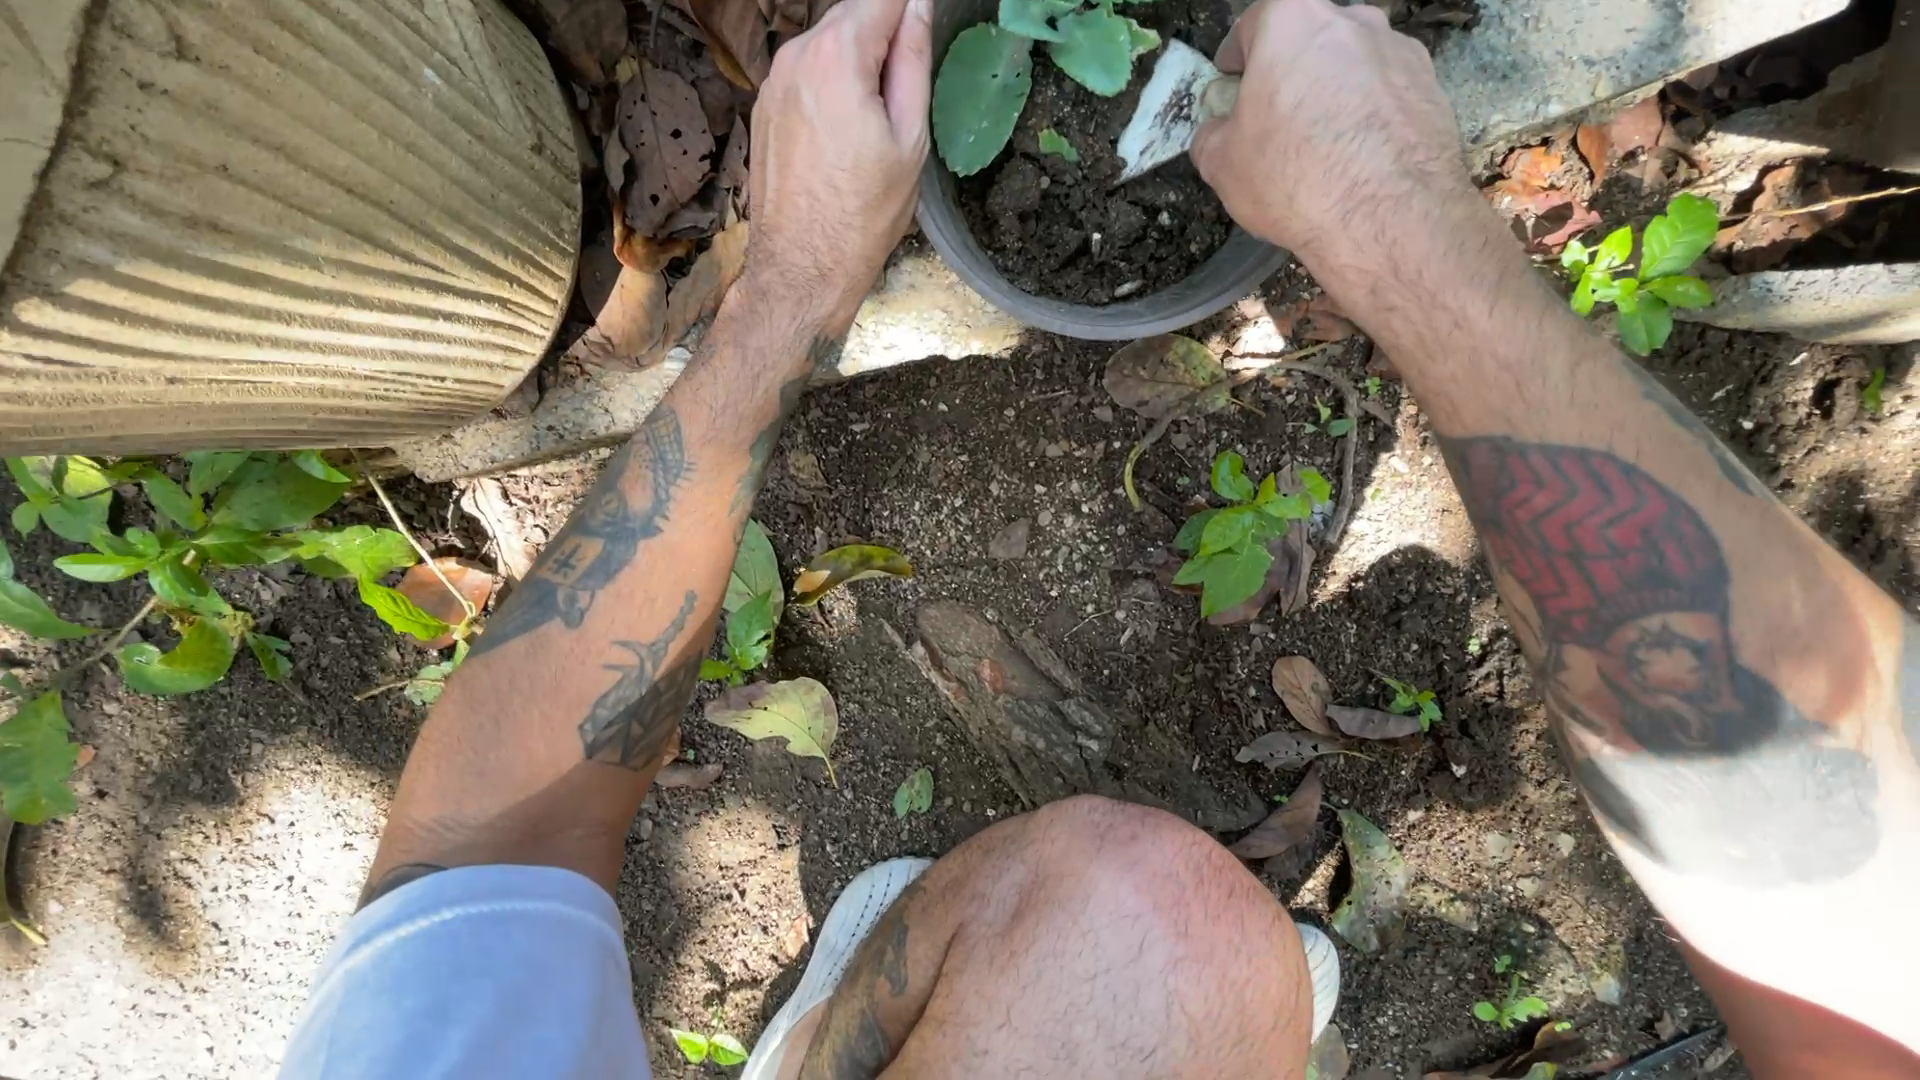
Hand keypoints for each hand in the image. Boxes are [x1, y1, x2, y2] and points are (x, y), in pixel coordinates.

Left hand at [746, 0, 932, 332]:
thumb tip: (919, 8)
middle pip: (852, 14)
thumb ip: (914, 62)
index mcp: (838, 55)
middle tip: (906, 93)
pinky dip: (831, 85)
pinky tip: (844, 135)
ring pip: (827, 44)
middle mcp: (796, 54)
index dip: (912, 10)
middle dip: (884, 36)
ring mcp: (773, 80)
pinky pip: (806, 74)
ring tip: (875, 122)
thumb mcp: (908, 140)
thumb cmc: (863, 216)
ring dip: (857, 63)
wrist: (802, 269)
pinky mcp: (764, 106)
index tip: (923, 39)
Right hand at [1190, 0, 1480, 293]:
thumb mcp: (1221, 166)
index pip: (1252, 23)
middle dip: (1286, 75)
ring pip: (1348, 64)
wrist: (1383, 213)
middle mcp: (1350, 19)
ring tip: (1318, 148)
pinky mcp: (1429, 82)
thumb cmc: (1291, 177)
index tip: (1230, 85)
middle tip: (1272, 123)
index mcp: (1291, 23)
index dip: (1235, 57)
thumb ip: (1211, 136)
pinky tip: (1355, 159)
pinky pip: (1382, 92)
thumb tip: (1216, 131)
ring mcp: (1396, 47)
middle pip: (1306, 41)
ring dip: (1329, 93)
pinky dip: (1365, 115)